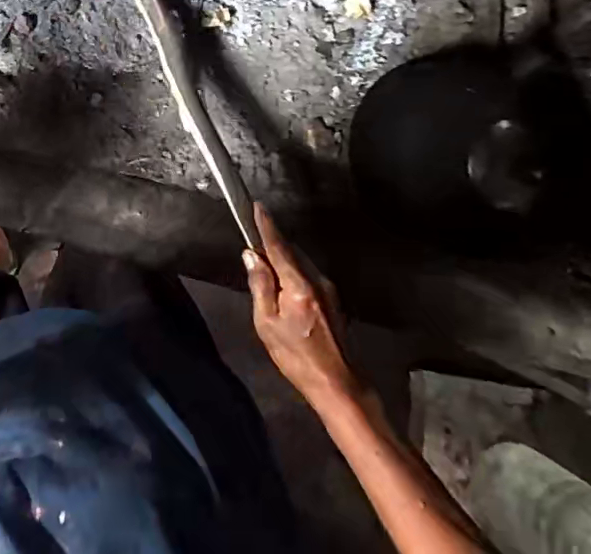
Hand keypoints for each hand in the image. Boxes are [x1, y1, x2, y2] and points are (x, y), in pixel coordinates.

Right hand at [243, 203, 356, 404]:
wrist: (339, 385)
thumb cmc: (296, 357)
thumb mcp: (266, 323)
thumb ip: (260, 285)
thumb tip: (251, 255)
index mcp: (299, 285)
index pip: (278, 246)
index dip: (266, 225)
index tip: (258, 207)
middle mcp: (317, 280)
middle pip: (291, 251)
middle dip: (272, 245)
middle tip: (253, 252)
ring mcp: (329, 290)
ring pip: (300, 263)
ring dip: (283, 260)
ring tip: (265, 272)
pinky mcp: (333, 301)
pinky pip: (308, 275)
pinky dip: (293, 273)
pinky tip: (284, 289)